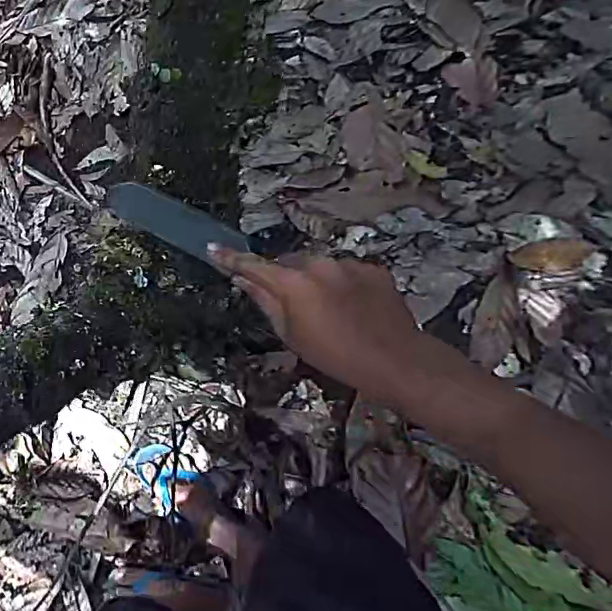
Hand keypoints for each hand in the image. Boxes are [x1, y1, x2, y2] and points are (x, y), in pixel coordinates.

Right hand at [208, 246, 462, 404]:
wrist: (399, 362)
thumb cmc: (336, 356)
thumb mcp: (291, 335)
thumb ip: (265, 301)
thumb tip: (242, 280)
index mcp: (292, 282)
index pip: (253, 265)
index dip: (230, 258)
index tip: (212, 248)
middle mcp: (317, 263)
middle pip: (289, 264)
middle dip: (285, 278)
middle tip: (292, 305)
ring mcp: (348, 263)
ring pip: (319, 266)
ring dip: (315, 281)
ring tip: (329, 310)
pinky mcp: (373, 268)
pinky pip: (346, 271)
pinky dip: (342, 284)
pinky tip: (353, 308)